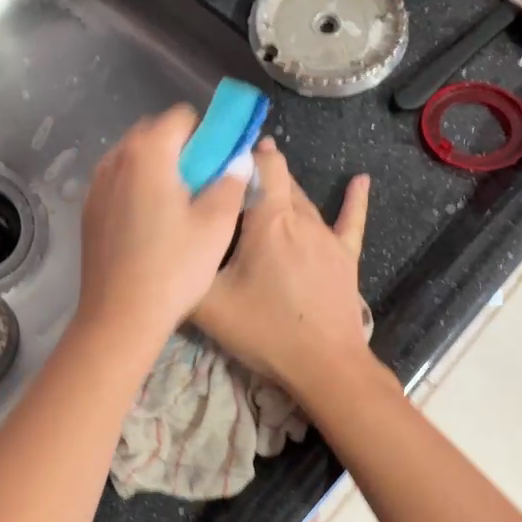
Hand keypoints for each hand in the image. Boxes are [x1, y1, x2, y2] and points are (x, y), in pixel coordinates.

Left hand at [77, 105, 247, 343]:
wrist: (119, 314)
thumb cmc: (174, 267)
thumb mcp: (216, 224)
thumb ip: (231, 181)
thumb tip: (237, 159)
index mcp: (147, 153)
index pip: (180, 116)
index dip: (205, 131)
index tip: (220, 159)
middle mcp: (116, 158)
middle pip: (153, 132)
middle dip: (181, 147)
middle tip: (203, 183)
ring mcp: (96, 182)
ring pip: (132, 156)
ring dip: (157, 166)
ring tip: (178, 204)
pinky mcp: (88, 207)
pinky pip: (117, 179)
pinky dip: (136, 185)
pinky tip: (150, 221)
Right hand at [193, 138, 376, 400]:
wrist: (326, 368)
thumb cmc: (265, 331)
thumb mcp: (209, 304)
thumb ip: (183, 271)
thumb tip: (161, 251)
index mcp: (267, 221)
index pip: (261, 166)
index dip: (242, 153)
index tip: (219, 153)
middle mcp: (299, 219)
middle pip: (279, 180)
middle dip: (256, 171)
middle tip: (228, 174)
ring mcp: (326, 237)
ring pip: (303, 199)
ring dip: (283, 187)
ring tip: (263, 176)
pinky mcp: (345, 257)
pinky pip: (351, 220)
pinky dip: (355, 199)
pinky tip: (360, 180)